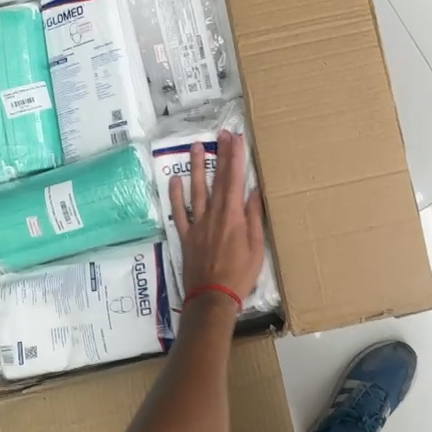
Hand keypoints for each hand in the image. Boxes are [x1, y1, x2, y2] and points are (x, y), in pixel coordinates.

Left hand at [168, 129, 265, 310]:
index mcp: (233, 216)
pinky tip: (174, 180)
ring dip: (196, 167)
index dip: (236, 158)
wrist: (212, 298)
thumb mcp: (256, 247)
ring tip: (197, 146)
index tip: (237, 138)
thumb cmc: (240, 275)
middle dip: (221, 155)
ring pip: (196, 189)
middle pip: (218, 179)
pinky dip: (175, 195)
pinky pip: (178, 211)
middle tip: (222, 133)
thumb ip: (255, 217)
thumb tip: (256, 191)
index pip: (235, 180)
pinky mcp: (186, 235)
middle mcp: (214, 214)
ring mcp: (197, 223)